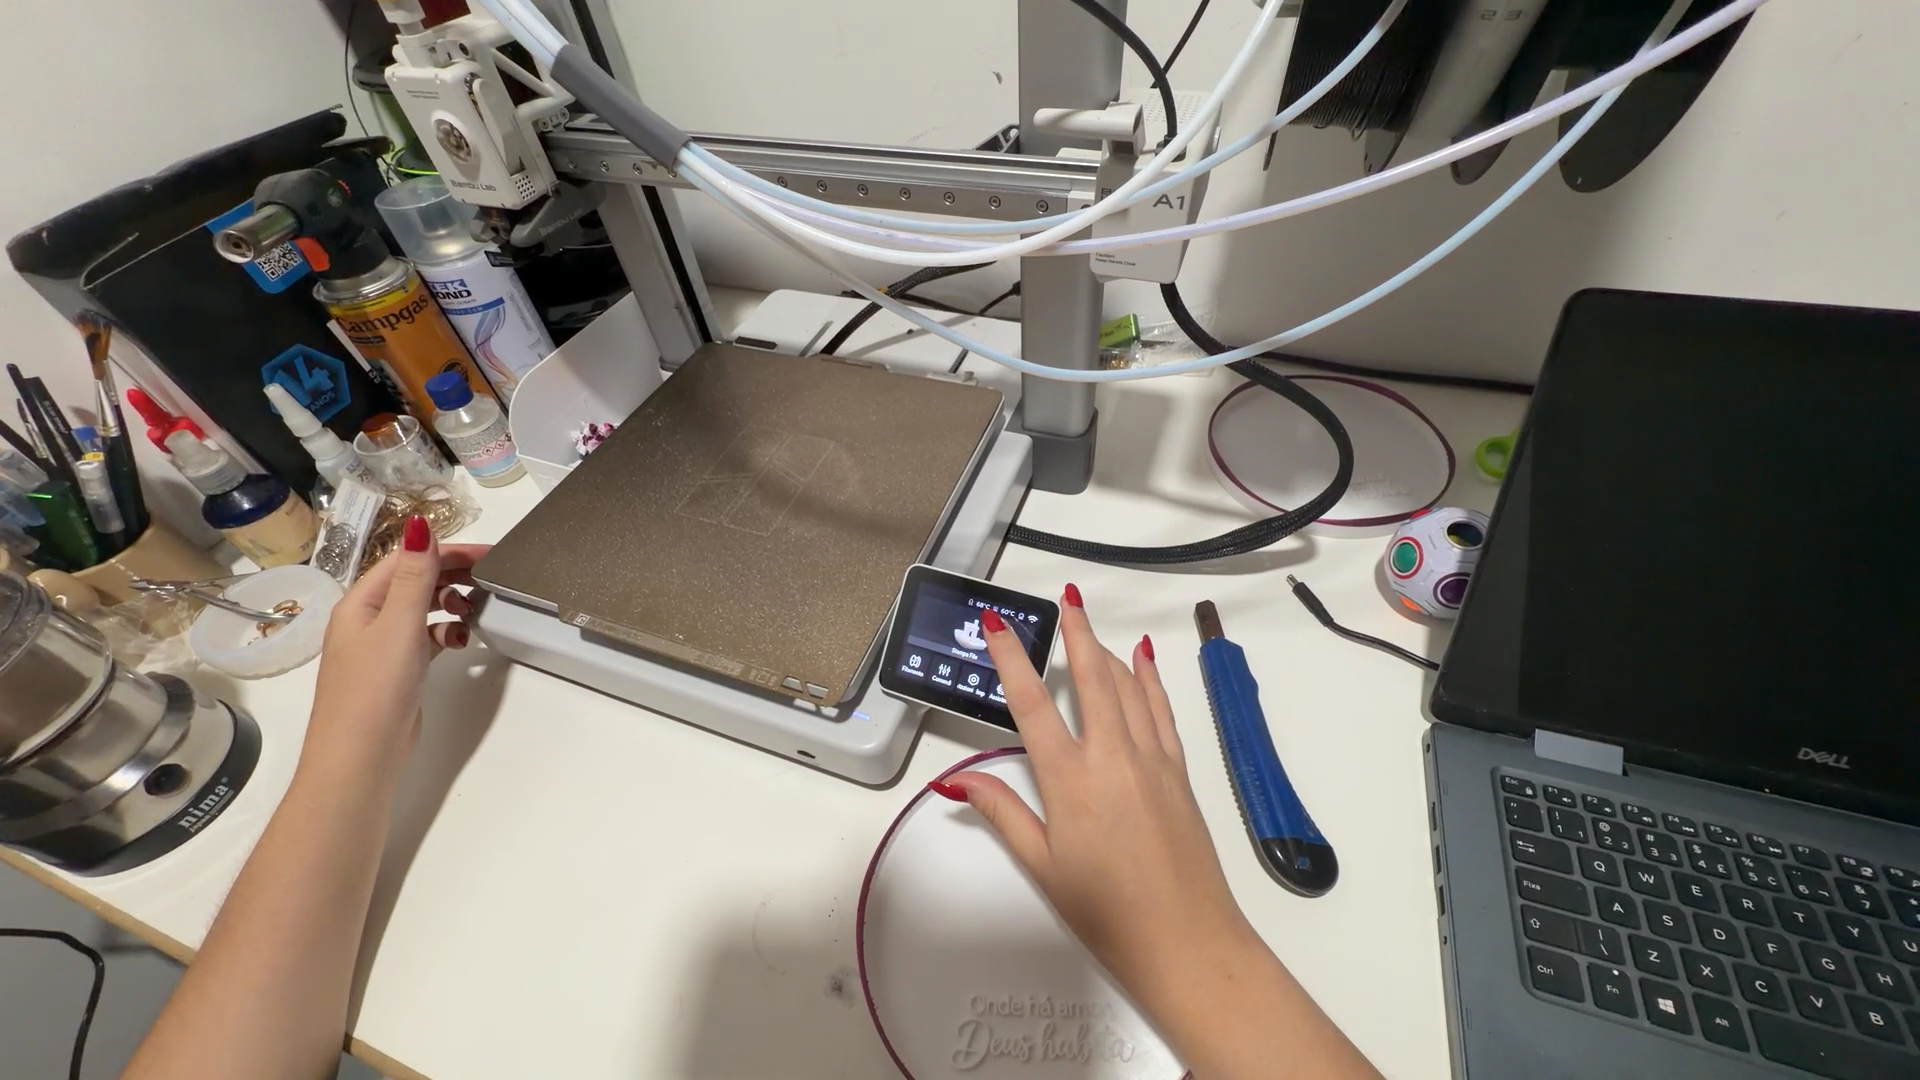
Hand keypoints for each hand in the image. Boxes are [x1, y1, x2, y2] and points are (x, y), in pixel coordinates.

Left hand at [304, 516, 488, 769]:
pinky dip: (447, 631)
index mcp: (362, 602)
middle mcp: (369, 618)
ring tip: (476, 610)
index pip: (408, 560)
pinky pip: (428, 635)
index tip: (491, 553)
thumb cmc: (378, 685)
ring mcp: (384, 644)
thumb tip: (422, 526)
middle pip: (416, 581)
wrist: (362, 752)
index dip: (448, 551)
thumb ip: (416, 576)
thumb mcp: (400, 625)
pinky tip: (462, 641)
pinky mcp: (400, 667)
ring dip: (451, 602)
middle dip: (453, 574)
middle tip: (494, 579)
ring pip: (424, 608)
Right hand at [936, 586, 1253, 998]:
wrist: (1188, 942)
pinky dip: (1150, 678)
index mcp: (1070, 779)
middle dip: (1076, 631)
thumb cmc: (1107, 911)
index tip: (998, 624)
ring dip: (1107, 649)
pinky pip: (1161, 710)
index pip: (1032, 703)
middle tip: (1066, 596)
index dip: (1012, 658)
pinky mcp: (1178, 770)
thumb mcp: (1042, 864)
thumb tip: (956, 781)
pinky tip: (1145, 657)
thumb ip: (1000, 812)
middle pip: (1091, 677)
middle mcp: (1112, 756)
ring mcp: (1151, 758)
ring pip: (1127, 686)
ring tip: (1090, 623)